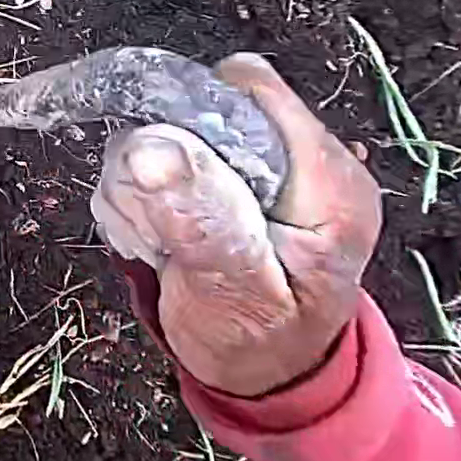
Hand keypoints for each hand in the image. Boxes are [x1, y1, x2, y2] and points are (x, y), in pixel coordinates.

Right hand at [91, 53, 381, 396]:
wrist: (259, 370)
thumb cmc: (259, 344)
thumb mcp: (238, 295)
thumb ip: (205, 223)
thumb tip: (153, 146)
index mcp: (326, 177)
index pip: (250, 89)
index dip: (200, 122)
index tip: (177, 184)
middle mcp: (290, 153)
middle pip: (194, 106)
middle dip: (161, 166)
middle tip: (166, 232)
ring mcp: (249, 158)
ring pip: (155, 129)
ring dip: (140, 189)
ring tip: (162, 243)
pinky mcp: (216, 167)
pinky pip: (144, 154)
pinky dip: (135, 196)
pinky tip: (157, 237)